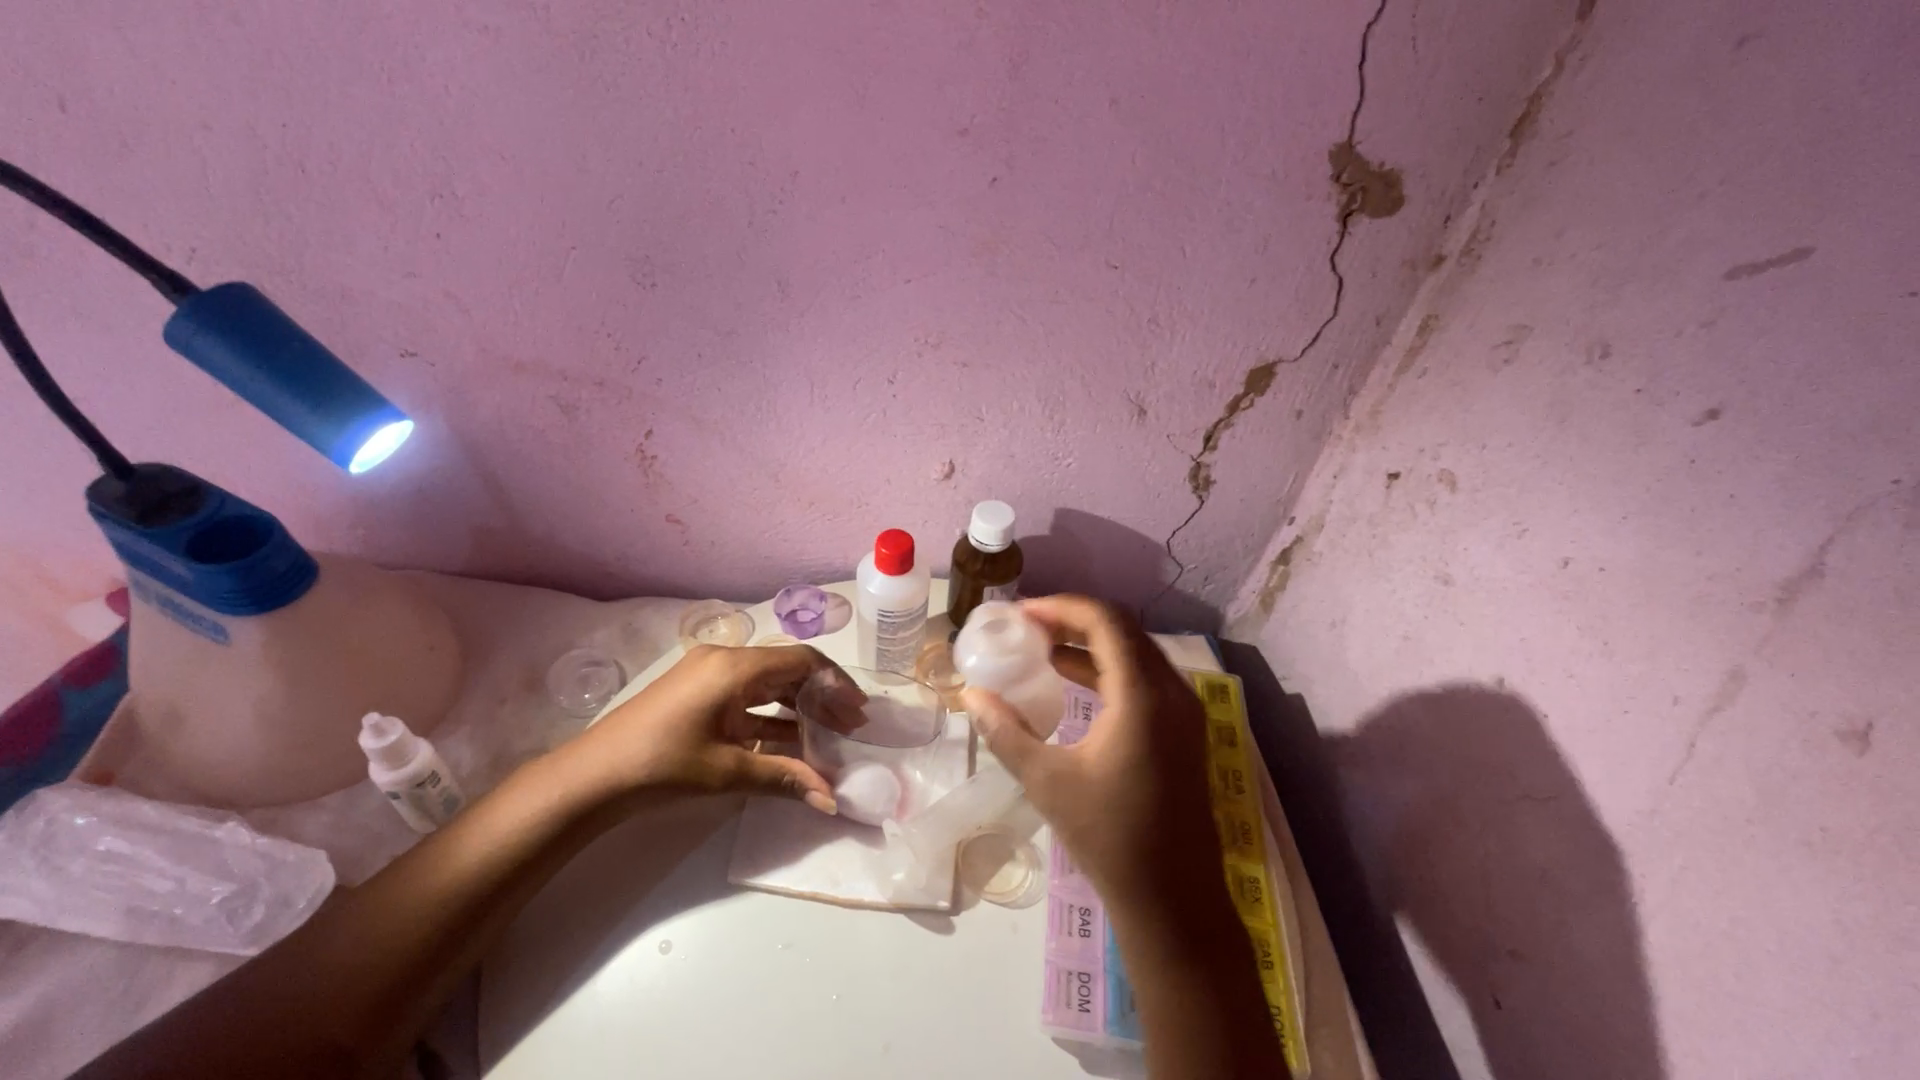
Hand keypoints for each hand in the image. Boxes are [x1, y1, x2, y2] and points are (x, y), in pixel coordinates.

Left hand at [570, 643, 840, 814]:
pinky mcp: (698, 694)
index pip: (802, 661)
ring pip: (769, 683)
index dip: (836, 684)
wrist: (591, 777)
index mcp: (733, 667)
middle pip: (788, 669)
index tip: (859, 713)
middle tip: (851, 728)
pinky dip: (773, 715)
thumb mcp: (728, 771)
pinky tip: (793, 741)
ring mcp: (708, 676)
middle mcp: (724, 661)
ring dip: (800, 707)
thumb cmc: (661, 766)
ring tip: (829, 736)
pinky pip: (748, 696)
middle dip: (822, 697)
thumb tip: (831, 799)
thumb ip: (784, 777)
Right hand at [961, 595, 1219, 911]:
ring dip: (1091, 644)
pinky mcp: (1183, 731)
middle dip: (1073, 621)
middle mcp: (1172, 692)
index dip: (1061, 608)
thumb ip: (1006, 732)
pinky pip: (1145, 679)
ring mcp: (1184, 712)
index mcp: (1142, 696)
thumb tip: (971, 695)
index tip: (1021, 615)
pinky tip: (1072, 681)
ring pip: (1136, 654)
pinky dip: (1108, 669)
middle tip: (1027, 627)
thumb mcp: (1047, 782)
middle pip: (1123, 631)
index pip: (1106, 622)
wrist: (1173, 895)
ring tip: (1042, 648)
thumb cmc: (1108, 837)